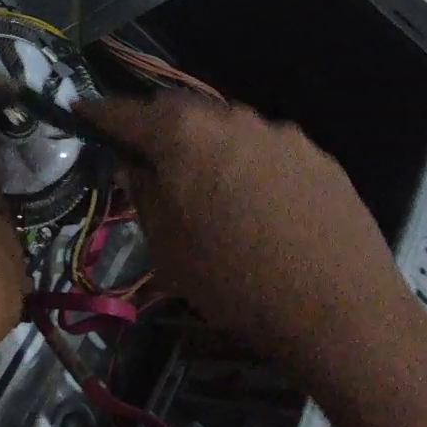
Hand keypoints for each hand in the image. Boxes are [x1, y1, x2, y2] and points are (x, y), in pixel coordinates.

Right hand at [76, 93, 408, 381]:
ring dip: (208, 147)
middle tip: (148, 158)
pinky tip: (262, 205)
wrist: (345, 315)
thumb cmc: (237, 282)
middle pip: (177, 111)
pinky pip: (267, 149)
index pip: (123, 112)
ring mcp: (278, 133)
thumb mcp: (166, 248)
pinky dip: (251, 164)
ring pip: (225, 128)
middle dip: (156, 129)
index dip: (98, 113)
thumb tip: (137, 166)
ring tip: (212, 189)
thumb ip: (143, 194)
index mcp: (181, 135)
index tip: (81, 114)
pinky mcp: (317, 155)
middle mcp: (228, 118)